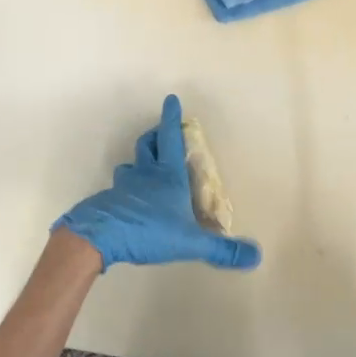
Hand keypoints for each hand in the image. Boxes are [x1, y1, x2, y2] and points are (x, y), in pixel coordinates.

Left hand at [55, 95, 260, 270]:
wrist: (99, 237)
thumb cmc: (149, 231)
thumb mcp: (190, 243)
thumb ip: (221, 250)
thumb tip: (255, 256)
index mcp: (168, 176)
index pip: (170, 139)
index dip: (171, 118)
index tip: (171, 100)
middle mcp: (145, 175)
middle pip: (147, 145)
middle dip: (155, 136)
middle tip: (161, 136)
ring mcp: (124, 187)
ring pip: (131, 165)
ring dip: (140, 163)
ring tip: (147, 170)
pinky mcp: (110, 201)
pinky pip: (120, 188)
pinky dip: (128, 189)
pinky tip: (132, 203)